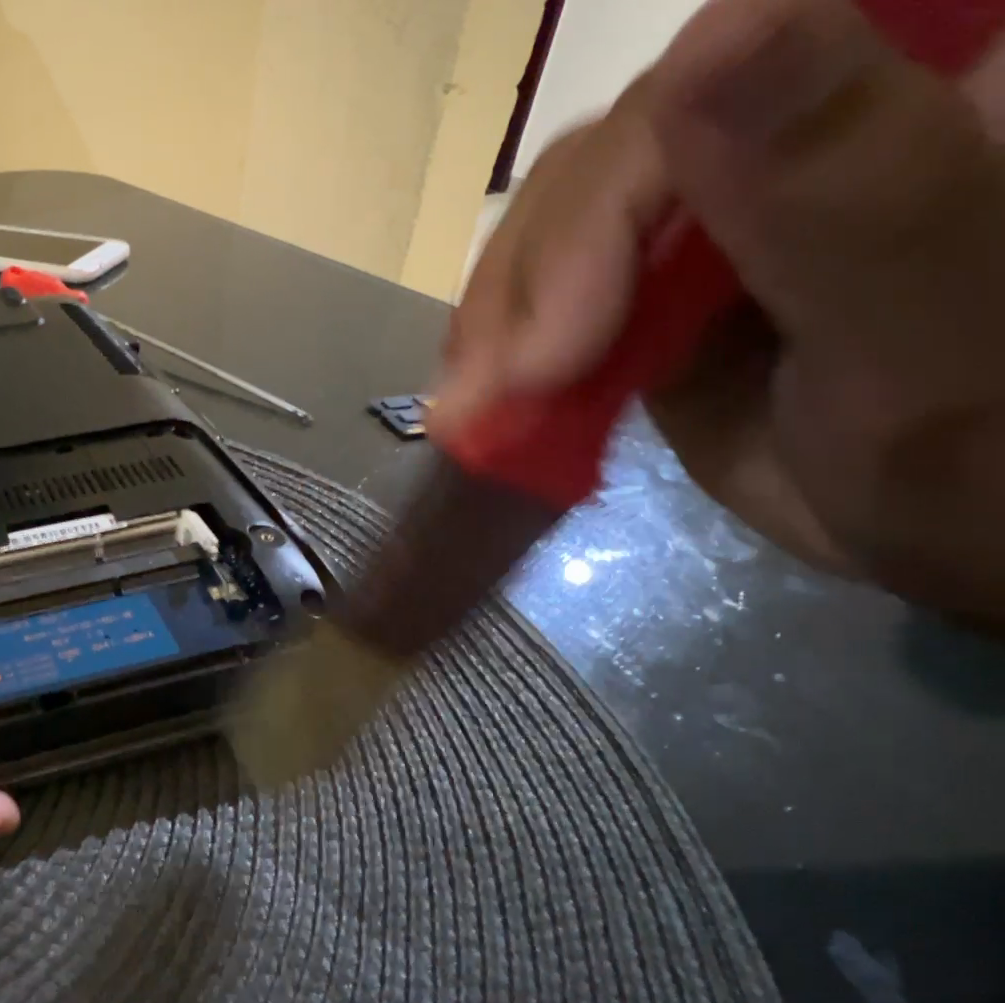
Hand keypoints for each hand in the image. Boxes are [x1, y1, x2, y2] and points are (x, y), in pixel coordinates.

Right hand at [438, 0, 1004, 620]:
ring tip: (482, 409)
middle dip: (543, 277)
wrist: (936, 518)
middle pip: (616, 147)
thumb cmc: (969, 459)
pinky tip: (487, 389)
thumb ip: (845, 188)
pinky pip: (550, 259)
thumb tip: (718, 34)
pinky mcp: (655, 253)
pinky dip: (504, 331)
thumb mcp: (921, 334)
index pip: (727, 66)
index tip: (565, 341)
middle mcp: (803, 106)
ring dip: (505, 314)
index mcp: (919, 76)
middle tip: (502, 397)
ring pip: (563, 202)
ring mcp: (717, 183)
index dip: (614, 196)